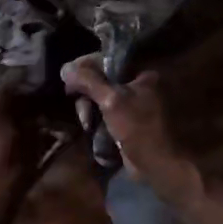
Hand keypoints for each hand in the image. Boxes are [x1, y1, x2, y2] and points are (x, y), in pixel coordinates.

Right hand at [63, 56, 200, 205]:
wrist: (157, 165)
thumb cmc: (138, 128)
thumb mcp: (111, 100)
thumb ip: (88, 81)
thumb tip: (65, 69)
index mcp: (139, 72)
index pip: (104, 58)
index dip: (83, 67)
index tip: (68, 80)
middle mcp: (135, 83)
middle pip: (98, 79)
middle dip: (86, 95)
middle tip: (83, 111)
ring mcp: (130, 102)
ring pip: (97, 98)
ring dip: (88, 110)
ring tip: (88, 126)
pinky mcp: (125, 120)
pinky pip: (102, 112)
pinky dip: (95, 120)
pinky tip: (93, 130)